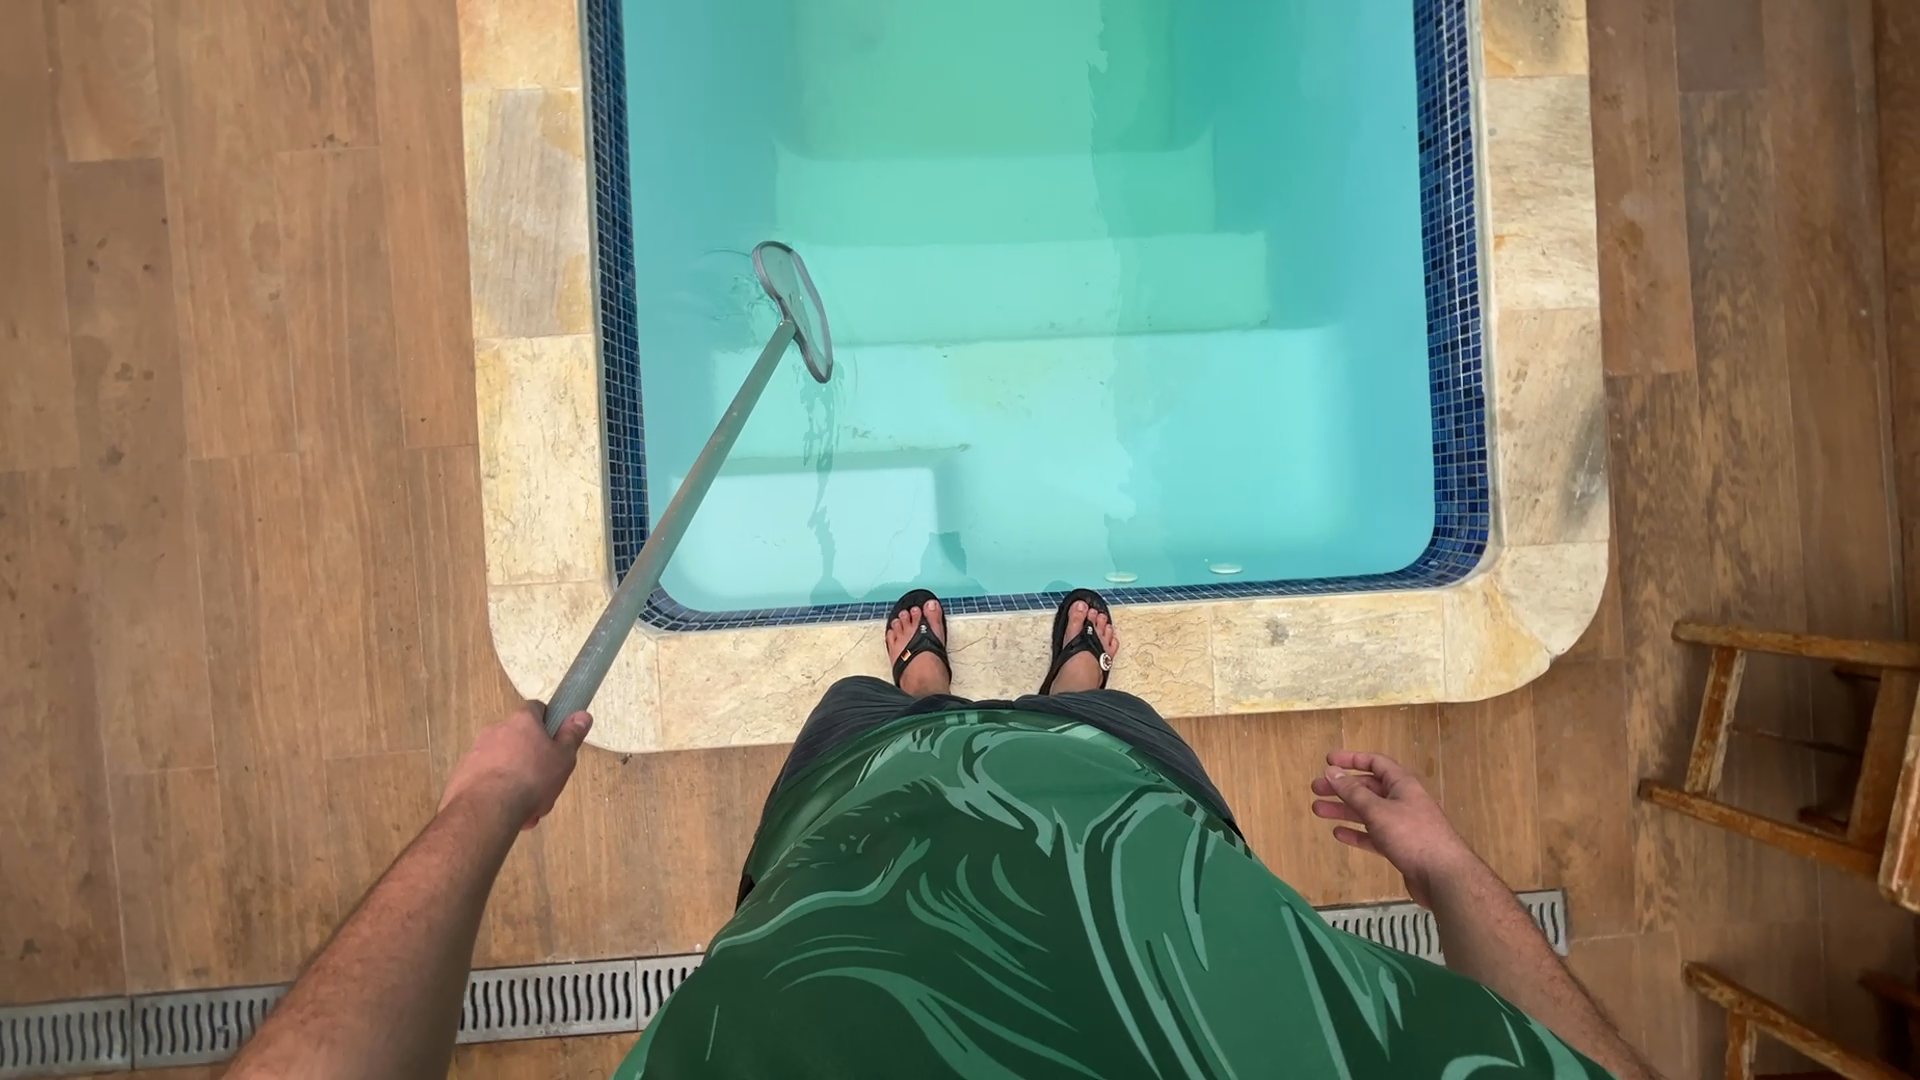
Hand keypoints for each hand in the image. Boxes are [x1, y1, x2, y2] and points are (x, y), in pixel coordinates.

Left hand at [440, 703, 591, 830]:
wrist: (486, 810)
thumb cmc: (532, 778)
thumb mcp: (563, 758)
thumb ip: (572, 736)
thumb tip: (582, 714)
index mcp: (522, 721)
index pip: (536, 709)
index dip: (547, 722)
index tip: (554, 740)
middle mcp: (495, 730)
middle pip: (517, 737)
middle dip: (529, 757)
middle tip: (543, 779)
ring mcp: (474, 753)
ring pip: (501, 762)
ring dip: (513, 777)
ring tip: (526, 805)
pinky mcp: (459, 776)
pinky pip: (484, 779)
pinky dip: (495, 791)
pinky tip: (506, 812)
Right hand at [1310, 750, 1480, 907]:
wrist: (1446, 879)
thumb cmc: (1412, 835)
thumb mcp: (1377, 810)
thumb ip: (1352, 791)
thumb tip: (1331, 771)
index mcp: (1402, 785)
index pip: (1375, 763)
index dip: (1351, 759)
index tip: (1328, 761)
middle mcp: (1402, 801)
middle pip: (1368, 788)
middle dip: (1341, 788)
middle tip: (1316, 789)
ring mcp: (1402, 826)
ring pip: (1368, 812)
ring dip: (1343, 810)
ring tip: (1318, 810)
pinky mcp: (1401, 848)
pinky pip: (1374, 835)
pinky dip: (1357, 833)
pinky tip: (1339, 834)